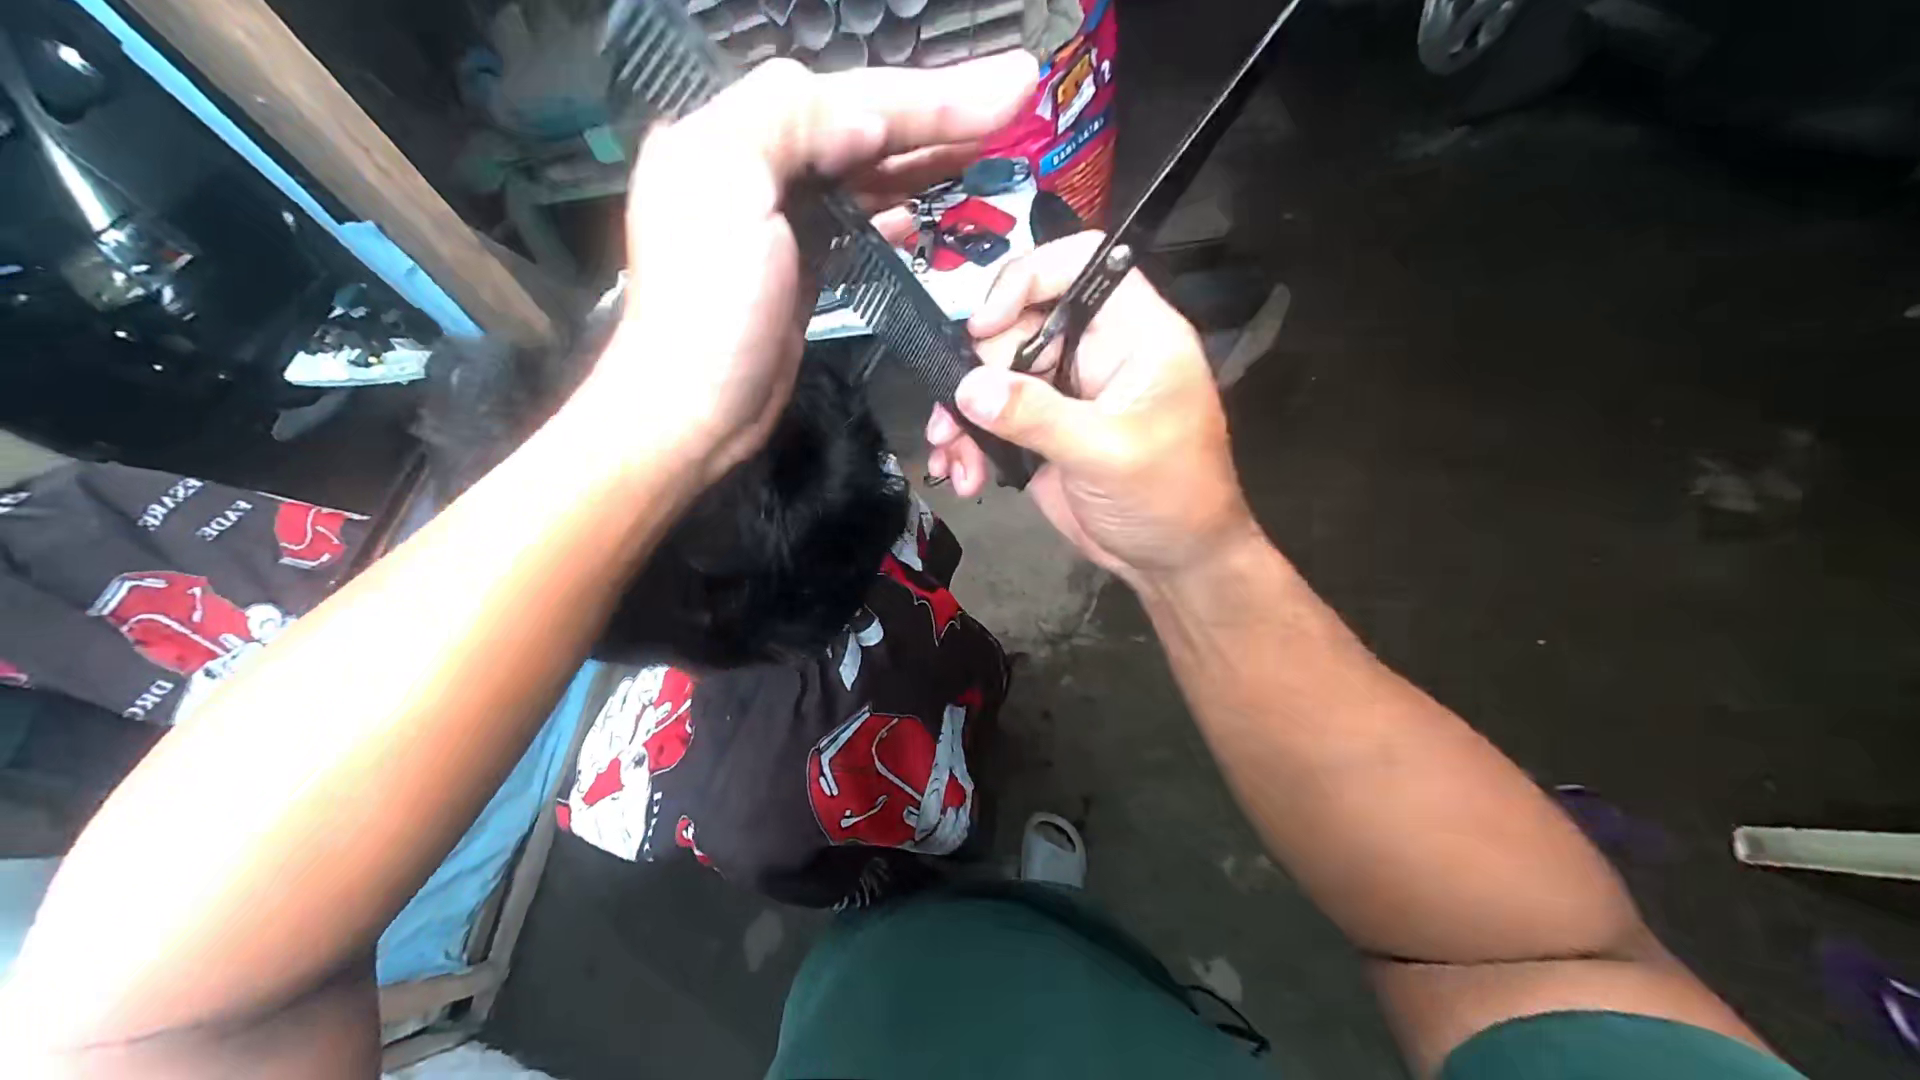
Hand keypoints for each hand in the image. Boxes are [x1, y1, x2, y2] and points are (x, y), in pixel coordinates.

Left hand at [584, 52, 1038, 484]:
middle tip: (1010, 105)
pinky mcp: (796, 267)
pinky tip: (914, 211)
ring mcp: (775, 221)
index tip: (1004, 95)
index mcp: (729, 135)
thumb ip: (789, 124)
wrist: (694, 411)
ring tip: (980, 148)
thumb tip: (868, 120)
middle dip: (936, 117)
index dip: (928, 97)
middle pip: (858, 129)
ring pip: (860, 173)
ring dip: (920, 158)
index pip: (845, 99)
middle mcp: (753, 168)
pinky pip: (851, 220)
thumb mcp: (728, 188)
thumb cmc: (708, 311)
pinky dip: (887, 208)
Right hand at [925, 233, 1258, 584]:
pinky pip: (991, 419)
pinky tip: (961, 474)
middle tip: (960, 415)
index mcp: (1132, 334)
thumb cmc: (1168, 496)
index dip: (1027, 280)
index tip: (986, 325)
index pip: (1078, 265)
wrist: (1171, 560)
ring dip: (962, 415)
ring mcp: (1063, 393)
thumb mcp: (1107, 452)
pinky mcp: (1040, 431)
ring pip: (993, 374)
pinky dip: (969, 443)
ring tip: (949, 454)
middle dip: (978, 370)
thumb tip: (967, 389)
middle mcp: (1093, 352)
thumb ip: (1037, 416)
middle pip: (1018, 324)